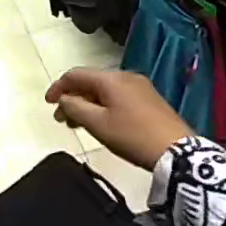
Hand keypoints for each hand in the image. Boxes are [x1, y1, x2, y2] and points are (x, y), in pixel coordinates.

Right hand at [44, 68, 192, 168]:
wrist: (176, 151)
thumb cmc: (131, 136)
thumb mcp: (97, 124)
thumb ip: (75, 107)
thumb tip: (64, 98)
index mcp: (110, 78)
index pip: (76, 74)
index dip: (58, 87)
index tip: (48, 104)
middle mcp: (125, 76)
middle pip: (91, 81)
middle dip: (73, 98)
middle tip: (62, 119)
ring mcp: (140, 87)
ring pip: (105, 90)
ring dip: (88, 104)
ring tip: (79, 124)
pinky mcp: (150, 99)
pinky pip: (118, 97)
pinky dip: (103, 106)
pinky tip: (101, 122)